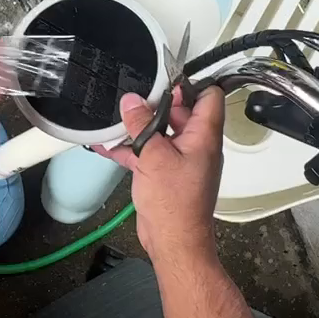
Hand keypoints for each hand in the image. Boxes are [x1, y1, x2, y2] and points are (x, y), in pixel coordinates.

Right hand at [95, 85, 224, 262]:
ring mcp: (181, 161)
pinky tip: (109, 146)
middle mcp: (196, 146)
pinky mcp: (166, 174)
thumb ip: (141, 125)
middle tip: (133, 98)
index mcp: (203, 137)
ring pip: (161, 133)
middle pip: (180, 112)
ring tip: (117, 119)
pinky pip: (149, 153)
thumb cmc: (175, 205)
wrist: (173, 241)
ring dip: (140, 127)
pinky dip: (131, 149)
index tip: (166, 77)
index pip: (209, 97)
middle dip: (155, 104)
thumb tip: (132, 101)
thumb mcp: (153, 156)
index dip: (191, 83)